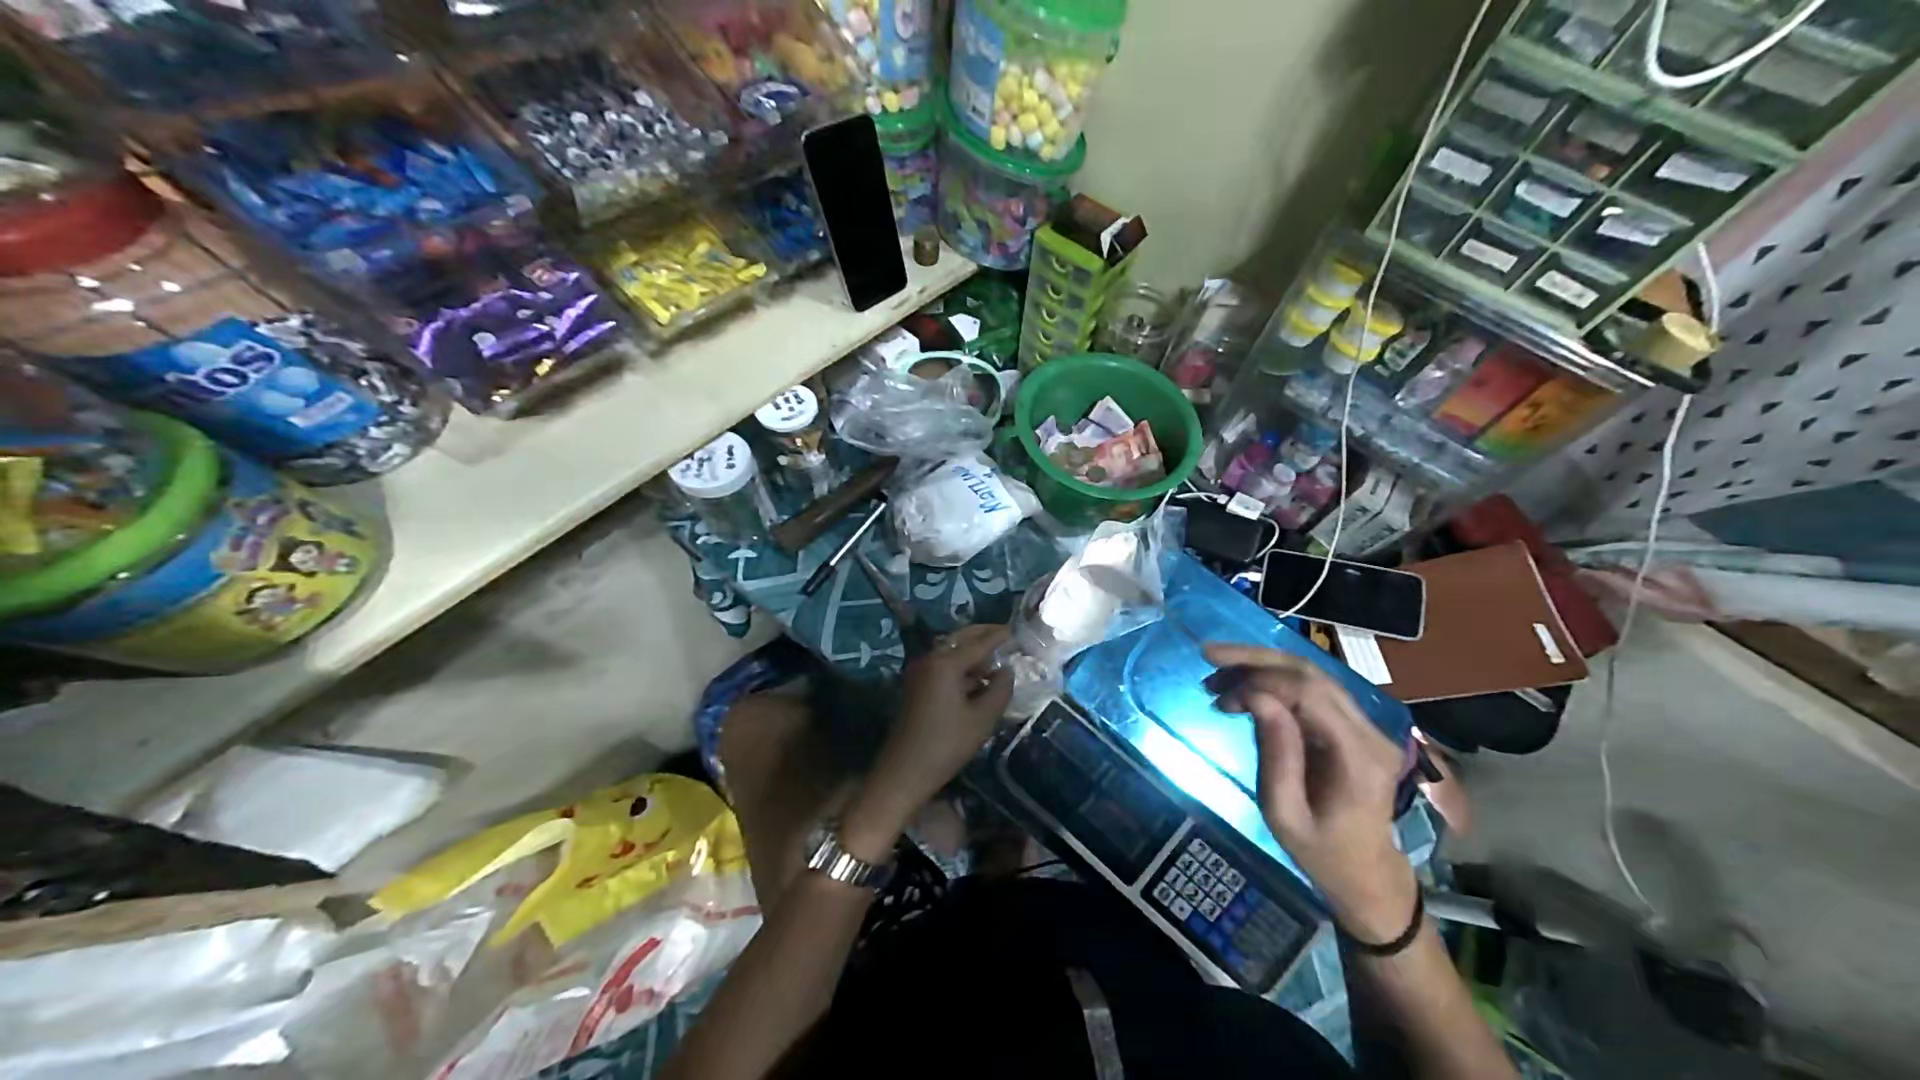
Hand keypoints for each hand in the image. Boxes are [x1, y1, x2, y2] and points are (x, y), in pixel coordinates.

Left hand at [842, 624, 1012, 858]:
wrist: (904, 771)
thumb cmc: (946, 745)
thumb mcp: (982, 719)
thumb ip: (1000, 690)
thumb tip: (1007, 670)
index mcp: (945, 663)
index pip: (979, 642)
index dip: (1000, 636)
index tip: (1018, 630)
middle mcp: (930, 659)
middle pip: (961, 639)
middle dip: (984, 636)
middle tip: (1008, 635)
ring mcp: (919, 671)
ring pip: (951, 652)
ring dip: (973, 652)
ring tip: (998, 659)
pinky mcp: (916, 685)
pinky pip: (943, 665)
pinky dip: (962, 666)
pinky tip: (979, 679)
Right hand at [1204, 644, 1416, 941]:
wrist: (1367, 874)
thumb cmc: (1322, 853)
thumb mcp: (1285, 815)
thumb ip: (1275, 755)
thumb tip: (1255, 698)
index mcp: (1358, 755)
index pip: (1309, 693)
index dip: (1260, 683)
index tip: (1220, 698)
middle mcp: (1370, 730)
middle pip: (1311, 672)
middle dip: (1255, 660)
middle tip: (1208, 657)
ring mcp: (1367, 725)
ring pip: (1312, 674)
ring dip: (1261, 666)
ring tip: (1217, 674)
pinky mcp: (1354, 726)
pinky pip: (1314, 689)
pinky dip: (1274, 680)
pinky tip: (1243, 686)